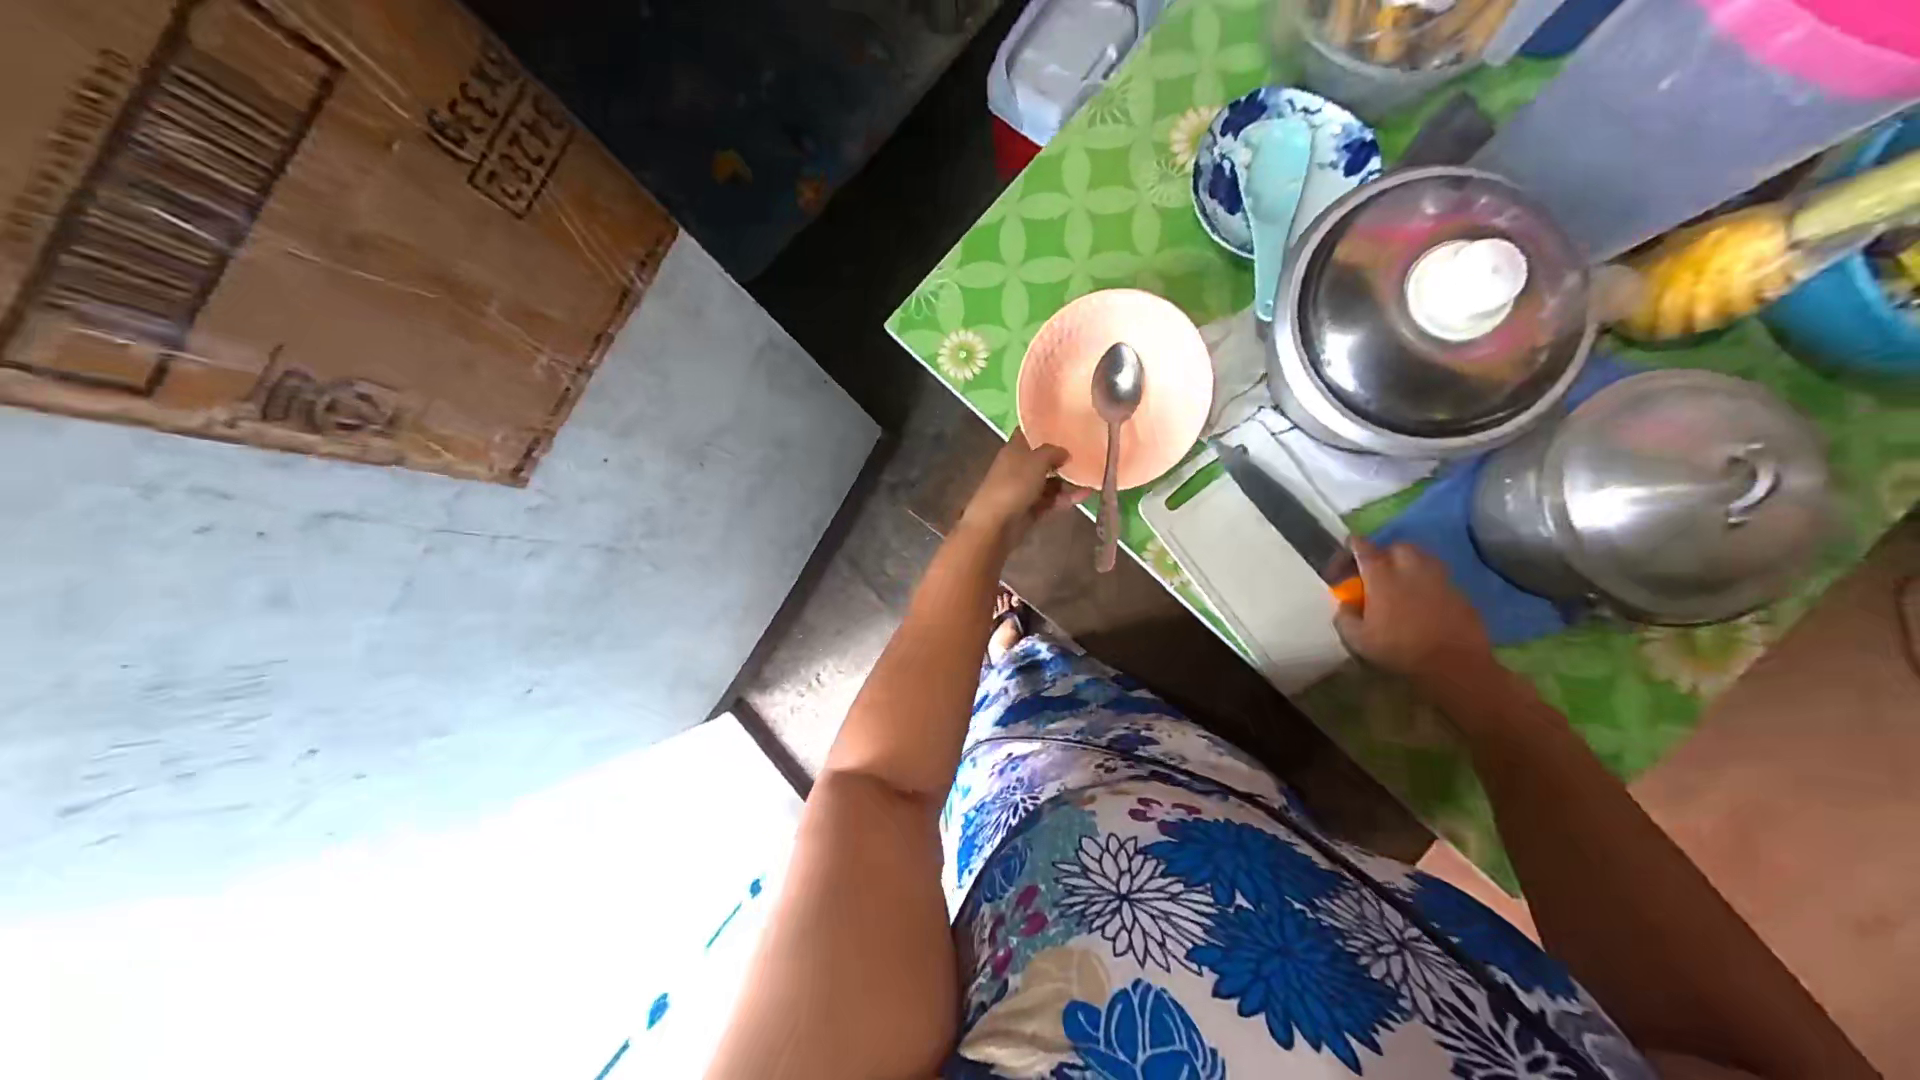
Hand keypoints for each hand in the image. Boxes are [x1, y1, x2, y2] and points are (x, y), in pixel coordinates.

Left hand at [958, 430, 1084, 549]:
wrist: (995, 524)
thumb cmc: (1014, 484)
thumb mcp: (1036, 460)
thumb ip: (1053, 452)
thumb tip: (1064, 452)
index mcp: (1014, 449)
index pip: (1029, 432)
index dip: (1045, 427)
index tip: (1067, 424)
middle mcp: (1018, 467)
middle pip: (1042, 459)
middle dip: (1062, 458)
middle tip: (1087, 453)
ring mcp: (1024, 489)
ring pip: (1049, 482)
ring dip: (1068, 481)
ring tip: (1092, 477)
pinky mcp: (1030, 509)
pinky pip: (1051, 501)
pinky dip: (1065, 498)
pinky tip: (1085, 495)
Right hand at [1333, 538, 1495, 684]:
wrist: (1455, 664)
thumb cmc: (1400, 649)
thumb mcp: (1357, 639)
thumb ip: (1345, 617)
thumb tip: (1346, 604)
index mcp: (1382, 577)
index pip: (1364, 548)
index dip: (1354, 546)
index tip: (1348, 551)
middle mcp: (1411, 570)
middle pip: (1397, 547)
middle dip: (1385, 552)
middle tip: (1377, 568)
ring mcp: (1439, 579)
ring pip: (1423, 557)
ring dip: (1409, 562)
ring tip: (1401, 578)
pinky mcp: (1459, 592)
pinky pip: (1439, 576)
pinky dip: (1428, 580)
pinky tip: (1423, 597)